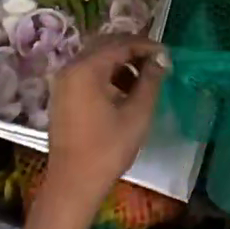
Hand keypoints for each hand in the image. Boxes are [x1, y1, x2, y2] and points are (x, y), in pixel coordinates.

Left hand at [43, 35, 167, 210]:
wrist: (73, 184)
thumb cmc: (107, 149)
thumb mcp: (137, 113)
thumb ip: (150, 80)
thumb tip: (161, 59)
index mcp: (86, 69)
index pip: (121, 44)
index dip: (146, 46)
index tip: (167, 55)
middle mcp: (71, 68)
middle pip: (106, 45)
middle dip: (133, 50)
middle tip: (157, 61)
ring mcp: (63, 81)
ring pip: (96, 58)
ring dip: (121, 62)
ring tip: (144, 78)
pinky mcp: (62, 95)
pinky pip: (87, 73)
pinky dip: (107, 74)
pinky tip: (124, 91)